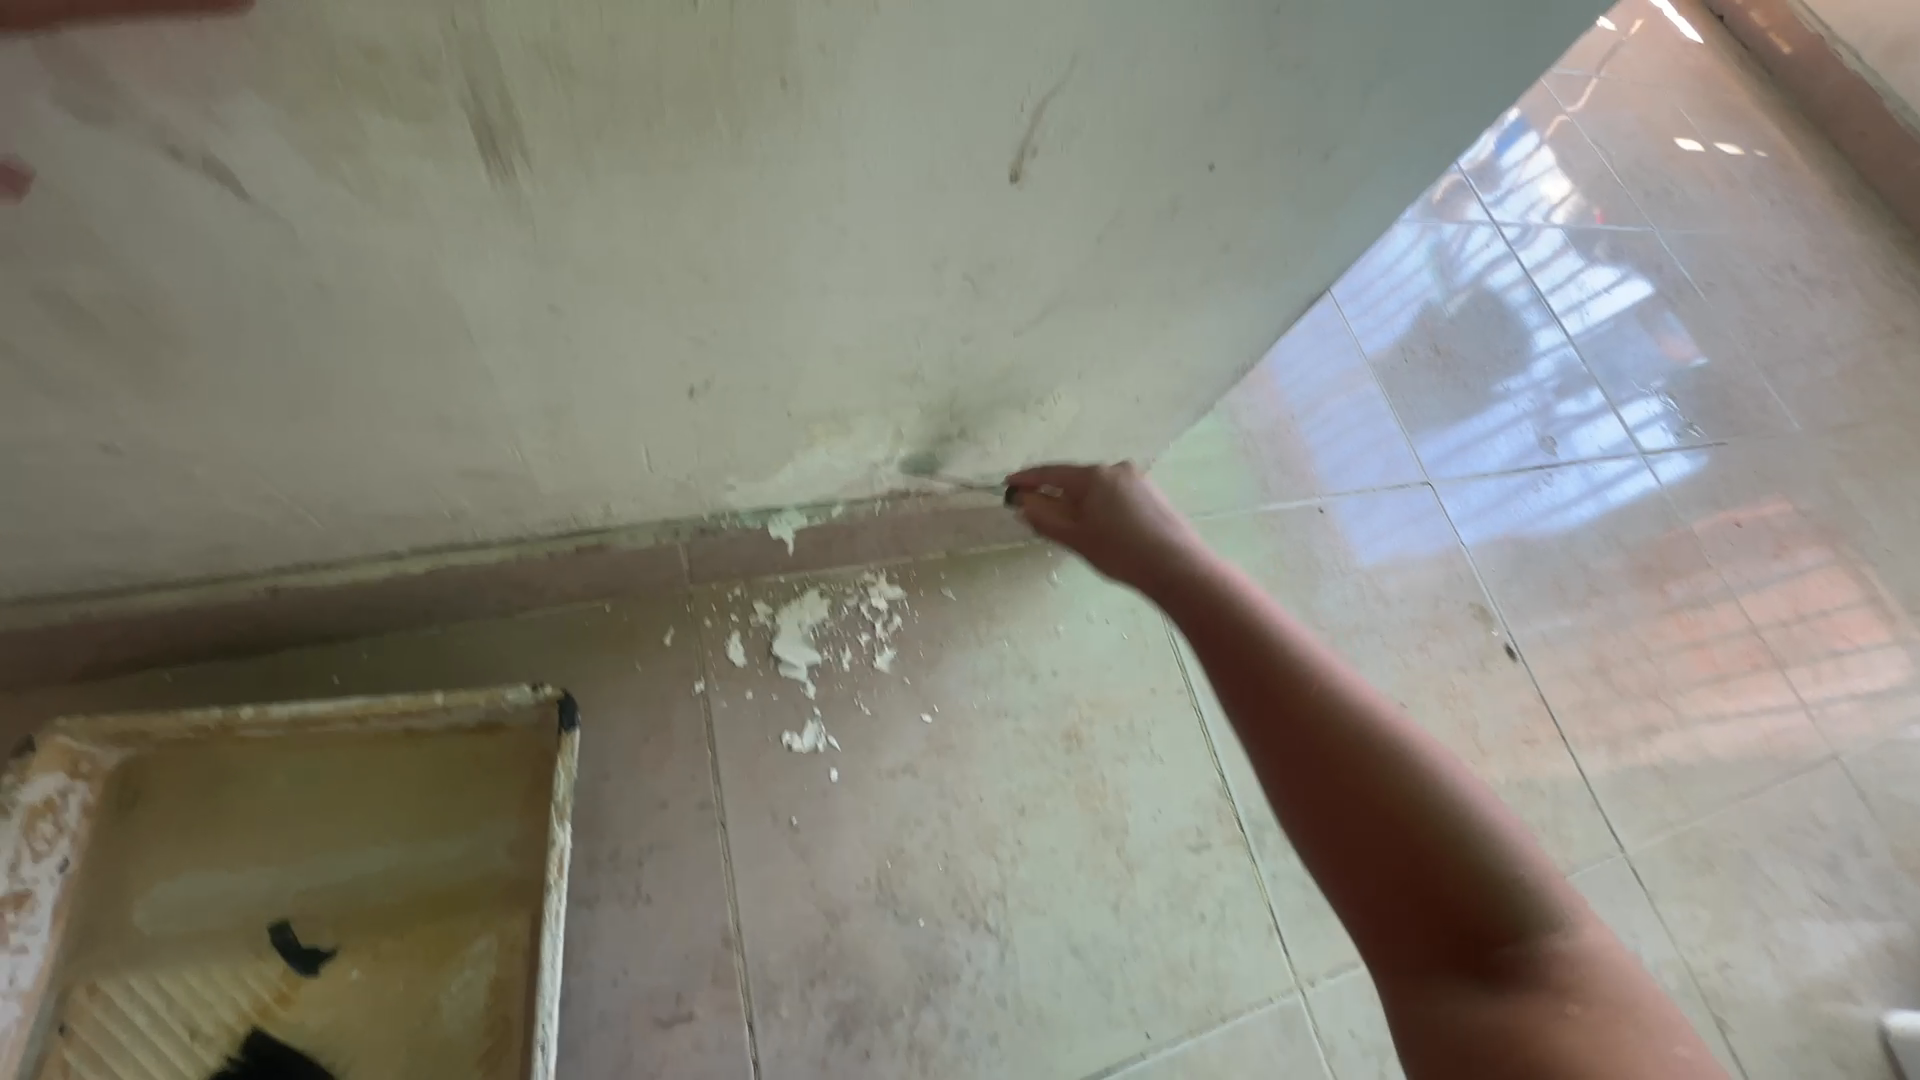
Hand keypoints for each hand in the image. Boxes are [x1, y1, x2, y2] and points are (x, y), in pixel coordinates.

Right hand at [1005, 462, 1207, 593]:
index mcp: (1093, 476)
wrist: (1177, 566)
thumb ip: (1045, 518)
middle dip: (1053, 493)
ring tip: (1066, 524)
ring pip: (1096, 488)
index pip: (1050, 473)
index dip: (1026, 479)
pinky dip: (1097, 506)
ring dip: (1077, 501)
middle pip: (1074, 479)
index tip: (1007, 484)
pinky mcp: (1152, 494)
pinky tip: (1097, 526)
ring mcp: (1137, 480)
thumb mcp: (1075, 538)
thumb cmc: (1120, 552)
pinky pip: (1113, 495)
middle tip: (1034, 509)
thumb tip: (1024, 504)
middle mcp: (1115, 469)